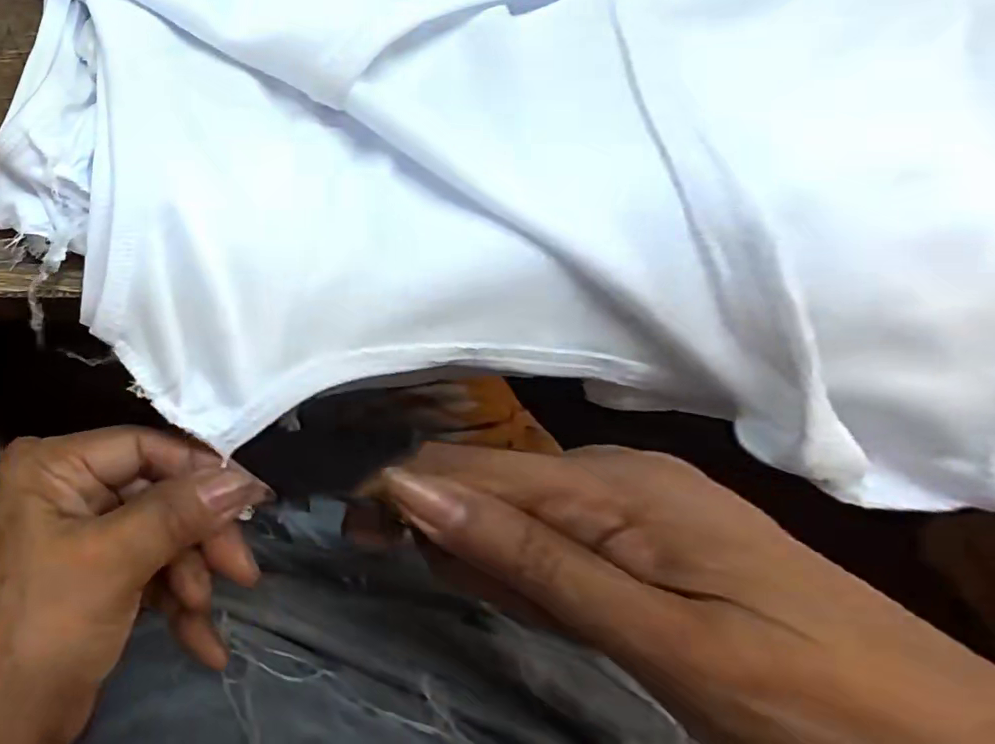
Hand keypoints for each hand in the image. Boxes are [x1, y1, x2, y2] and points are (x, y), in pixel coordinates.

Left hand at [0, 428, 268, 743]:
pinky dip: (174, 600)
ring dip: (188, 574)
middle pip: (153, 491)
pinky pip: (146, 566)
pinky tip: (203, 643)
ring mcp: (81, 528)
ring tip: (203, 613)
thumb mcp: (114, 560)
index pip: (138, 445)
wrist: (5, 714)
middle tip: (241, 571)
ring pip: (156, 532)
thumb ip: (176, 514)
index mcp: (53, 462)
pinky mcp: (95, 569)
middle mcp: (65, 484)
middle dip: (196, 534)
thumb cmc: (49, 620)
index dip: (195, 468)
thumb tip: (238, 477)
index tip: (249, 496)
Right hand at [380, 443, 994, 743]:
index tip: (351, 534)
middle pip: (486, 482)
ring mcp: (639, 499)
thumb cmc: (826, 709)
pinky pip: (555, 531)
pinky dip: (531, 567)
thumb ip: (531, 560)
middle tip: (453, 594)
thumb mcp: (669, 646)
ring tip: (524, 613)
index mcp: (617, 483)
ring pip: (515, 509)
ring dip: (492, 556)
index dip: (399, 491)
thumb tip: (410, 488)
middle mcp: (617, 471)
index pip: (467, 466)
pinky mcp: (653, 532)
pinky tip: (551, 603)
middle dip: (448, 530)